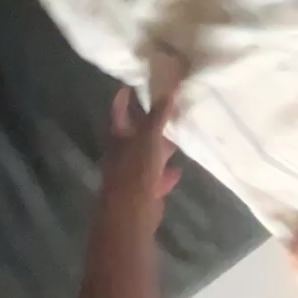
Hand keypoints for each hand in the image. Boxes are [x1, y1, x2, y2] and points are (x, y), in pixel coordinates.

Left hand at [100, 86, 182, 230]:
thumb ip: (159, 114)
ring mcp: (132, 172)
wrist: (131, 213)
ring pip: (147, 154)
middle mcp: (122, 153)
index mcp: (118, 137)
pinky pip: (156, 176)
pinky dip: (166, 172)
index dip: (124, 97)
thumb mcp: (150, 137)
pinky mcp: (143, 190)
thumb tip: (169, 90)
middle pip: (135, 133)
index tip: (133, 84)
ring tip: (177, 135)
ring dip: (160, 147)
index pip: (119, 110)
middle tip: (166, 108)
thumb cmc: (136, 169)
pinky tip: (178, 169)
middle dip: (149, 122)